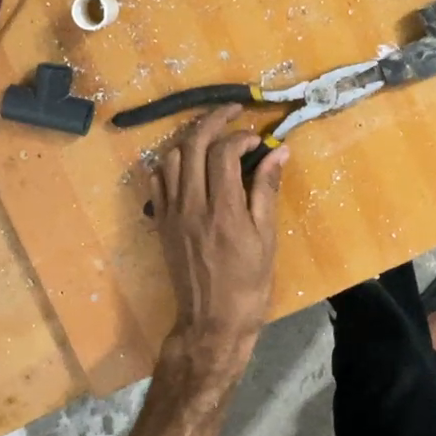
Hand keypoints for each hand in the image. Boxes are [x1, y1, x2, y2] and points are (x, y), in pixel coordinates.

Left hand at [149, 104, 288, 379]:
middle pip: (193, 144)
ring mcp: (171, 212)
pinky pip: (158, 180)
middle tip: (232, 112)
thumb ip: (267, 190)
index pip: (223, 151)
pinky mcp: (160, 221)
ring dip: (190, 139)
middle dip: (213, 120)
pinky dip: (171, 162)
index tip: (256, 137)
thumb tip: (278, 151)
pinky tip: (187, 164)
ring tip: (211, 137)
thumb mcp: (266, 238)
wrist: (212, 323)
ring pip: (170, 157)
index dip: (240, 135)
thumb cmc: (248, 284)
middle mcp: (191, 204)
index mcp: (222, 209)